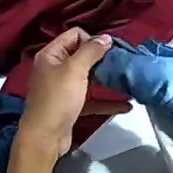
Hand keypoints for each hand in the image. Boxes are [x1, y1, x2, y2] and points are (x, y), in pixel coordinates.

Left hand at [15, 28, 129, 160]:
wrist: (45, 137)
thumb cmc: (58, 99)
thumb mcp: (74, 70)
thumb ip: (91, 51)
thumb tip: (106, 38)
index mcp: (51, 55)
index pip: (74, 35)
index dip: (91, 40)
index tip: (108, 51)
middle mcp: (55, 69)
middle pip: (82, 56)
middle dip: (102, 60)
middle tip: (121, 65)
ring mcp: (63, 89)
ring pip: (88, 78)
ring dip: (106, 80)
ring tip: (127, 81)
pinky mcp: (71, 106)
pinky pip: (91, 99)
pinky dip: (106, 101)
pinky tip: (126, 106)